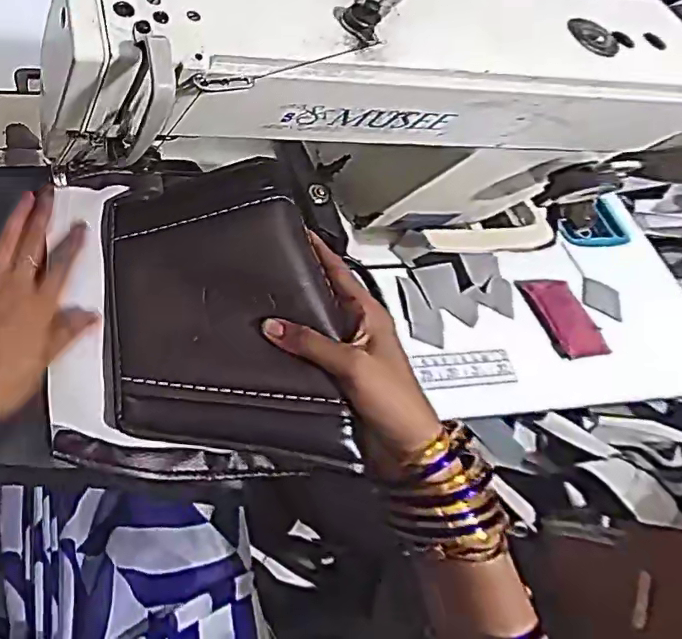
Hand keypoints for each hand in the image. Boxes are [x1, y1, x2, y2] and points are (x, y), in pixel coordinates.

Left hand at [0, 189, 98, 418]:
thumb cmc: (3, 376)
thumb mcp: (46, 358)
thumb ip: (68, 332)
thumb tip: (88, 318)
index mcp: (40, 303)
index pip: (63, 265)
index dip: (73, 243)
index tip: (78, 228)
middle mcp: (17, 287)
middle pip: (35, 244)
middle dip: (45, 217)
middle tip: (50, 197)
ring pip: (7, 243)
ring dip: (17, 219)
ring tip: (25, 200)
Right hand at [261, 231, 444, 473]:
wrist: (409, 450)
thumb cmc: (400, 404)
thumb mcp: (352, 364)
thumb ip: (310, 342)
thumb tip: (274, 325)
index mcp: (370, 314)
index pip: (340, 271)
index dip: (321, 250)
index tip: (302, 233)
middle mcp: (360, 328)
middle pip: (325, 294)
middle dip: (303, 280)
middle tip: (279, 262)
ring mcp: (351, 351)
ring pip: (317, 323)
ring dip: (297, 316)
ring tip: (273, 300)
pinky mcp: (342, 373)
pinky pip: (312, 350)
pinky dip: (297, 344)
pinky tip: (282, 344)